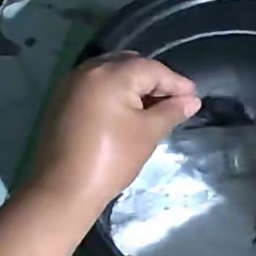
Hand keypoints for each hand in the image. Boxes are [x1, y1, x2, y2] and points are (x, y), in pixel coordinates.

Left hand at [23, 53, 200, 216]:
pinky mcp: (61, 101)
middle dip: (153, 80)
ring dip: (132, 86)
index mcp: (110, 74)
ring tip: (151, 107)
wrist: (64, 189)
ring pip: (109, 74)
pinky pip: (93, 87)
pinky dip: (112, 93)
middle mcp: (88, 70)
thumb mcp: (147, 134)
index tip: (194, 96)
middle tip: (173, 101)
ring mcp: (70, 84)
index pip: (152, 69)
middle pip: (129, 65)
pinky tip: (124, 112)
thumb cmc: (111, 159)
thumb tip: (192, 100)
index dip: (176, 82)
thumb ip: (171, 111)